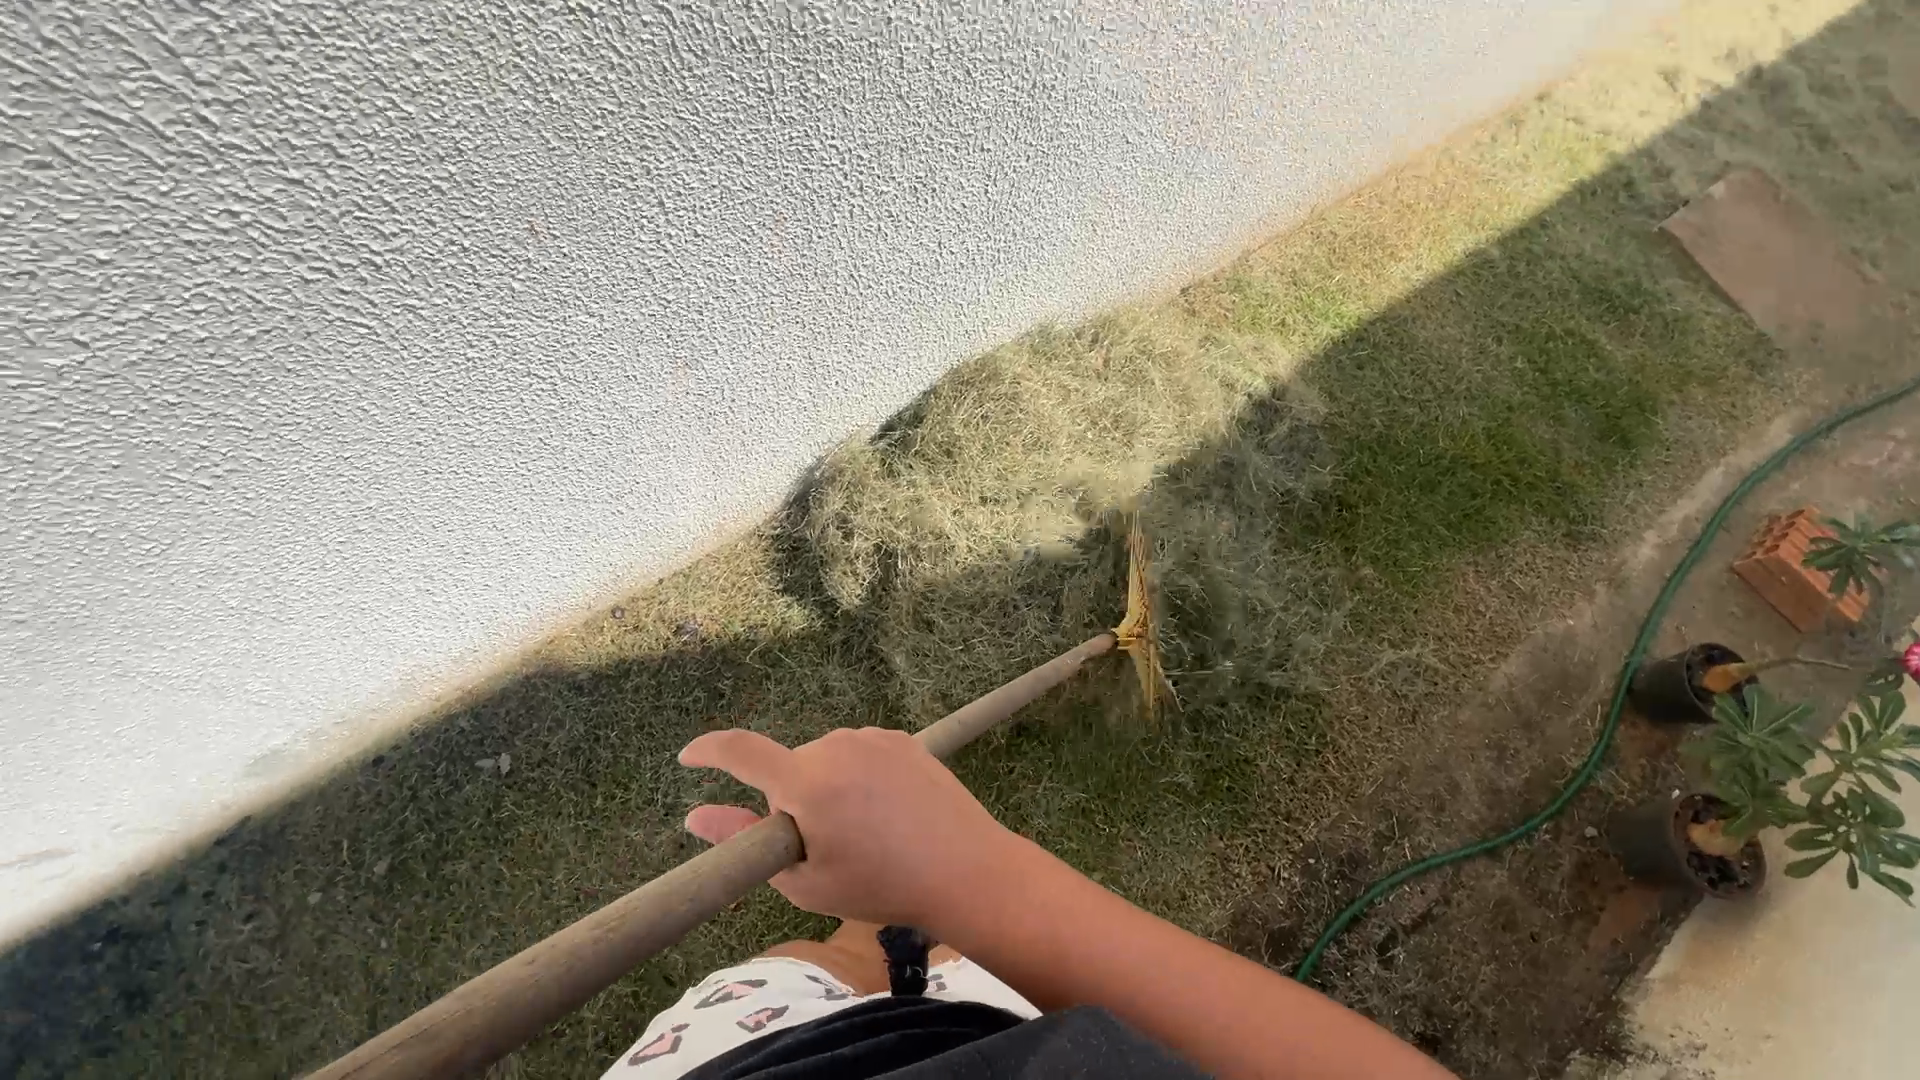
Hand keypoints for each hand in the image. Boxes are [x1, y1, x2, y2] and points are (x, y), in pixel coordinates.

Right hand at [680, 726, 1019, 928]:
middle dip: (793, 801)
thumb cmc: (879, 885)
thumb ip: (743, 842)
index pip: (741, 751)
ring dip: (827, 787)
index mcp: (807, 781)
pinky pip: (859, 754)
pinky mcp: (901, 738)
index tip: (688, 756)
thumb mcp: (803, 879)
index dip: (708, 750)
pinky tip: (887, 810)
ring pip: (826, 761)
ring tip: (866, 831)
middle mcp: (837, 745)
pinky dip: (857, 777)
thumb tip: (694, 816)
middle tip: (827, 846)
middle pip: (791, 769)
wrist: (964, 868)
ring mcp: (873, 737)